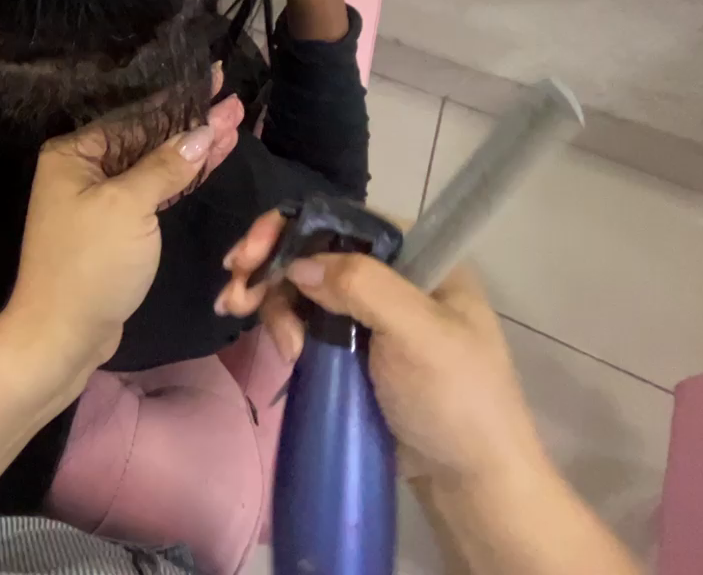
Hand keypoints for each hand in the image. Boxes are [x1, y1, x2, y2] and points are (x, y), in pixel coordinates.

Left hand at [5, 117, 219, 368]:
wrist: (63, 331)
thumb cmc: (90, 262)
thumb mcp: (129, 207)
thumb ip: (165, 167)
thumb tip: (200, 132)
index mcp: (72, 154)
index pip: (133, 117)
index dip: (178, 101)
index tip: (215, 79)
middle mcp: (81, 170)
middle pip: (145, 139)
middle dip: (190, 123)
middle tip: (234, 102)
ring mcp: (98, 199)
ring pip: (152, 166)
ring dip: (191, 149)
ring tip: (233, 123)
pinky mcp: (115, 227)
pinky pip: (152, 191)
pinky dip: (180, 178)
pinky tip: (209, 160)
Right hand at [237, 247, 547, 486]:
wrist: (469, 483)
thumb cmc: (456, 400)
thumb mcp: (419, 336)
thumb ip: (362, 286)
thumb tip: (297, 264)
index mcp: (418, 256)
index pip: (339, 219)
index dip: (290, 228)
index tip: (251, 255)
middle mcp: (389, 273)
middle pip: (310, 248)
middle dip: (266, 264)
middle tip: (233, 290)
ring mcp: (365, 308)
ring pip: (298, 281)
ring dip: (265, 297)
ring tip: (236, 314)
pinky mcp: (347, 341)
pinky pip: (299, 316)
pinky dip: (277, 322)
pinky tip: (277, 346)